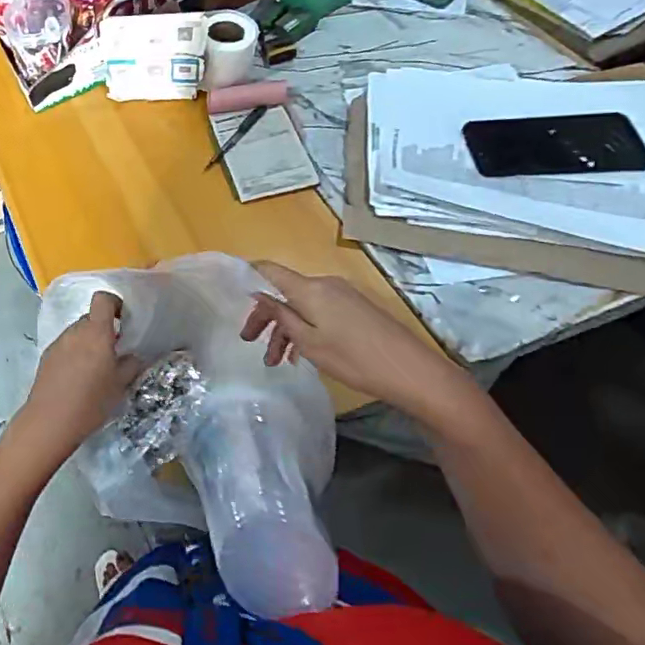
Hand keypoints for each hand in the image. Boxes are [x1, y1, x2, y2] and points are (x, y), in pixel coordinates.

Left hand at [6, 292, 141, 469]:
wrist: (51, 419)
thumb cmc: (91, 401)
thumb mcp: (120, 384)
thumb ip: (130, 364)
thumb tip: (133, 355)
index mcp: (95, 332)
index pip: (102, 299)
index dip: (115, 303)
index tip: (125, 320)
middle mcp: (74, 332)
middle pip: (90, 317)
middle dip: (104, 328)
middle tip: (115, 350)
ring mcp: (58, 342)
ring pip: (78, 332)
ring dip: (89, 341)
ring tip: (98, 366)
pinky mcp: (46, 355)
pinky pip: (66, 345)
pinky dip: (76, 351)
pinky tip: (79, 375)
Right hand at [239, 262, 483, 429]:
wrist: (416, 374)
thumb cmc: (354, 358)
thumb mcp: (308, 340)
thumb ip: (280, 315)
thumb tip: (258, 294)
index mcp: (311, 288)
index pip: (269, 270)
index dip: (247, 273)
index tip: (228, 287)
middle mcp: (326, 285)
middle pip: (284, 292)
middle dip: (265, 317)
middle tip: (249, 341)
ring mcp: (344, 296)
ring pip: (302, 306)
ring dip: (285, 329)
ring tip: (276, 360)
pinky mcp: (357, 309)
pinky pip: (319, 313)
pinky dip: (305, 329)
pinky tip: (300, 354)